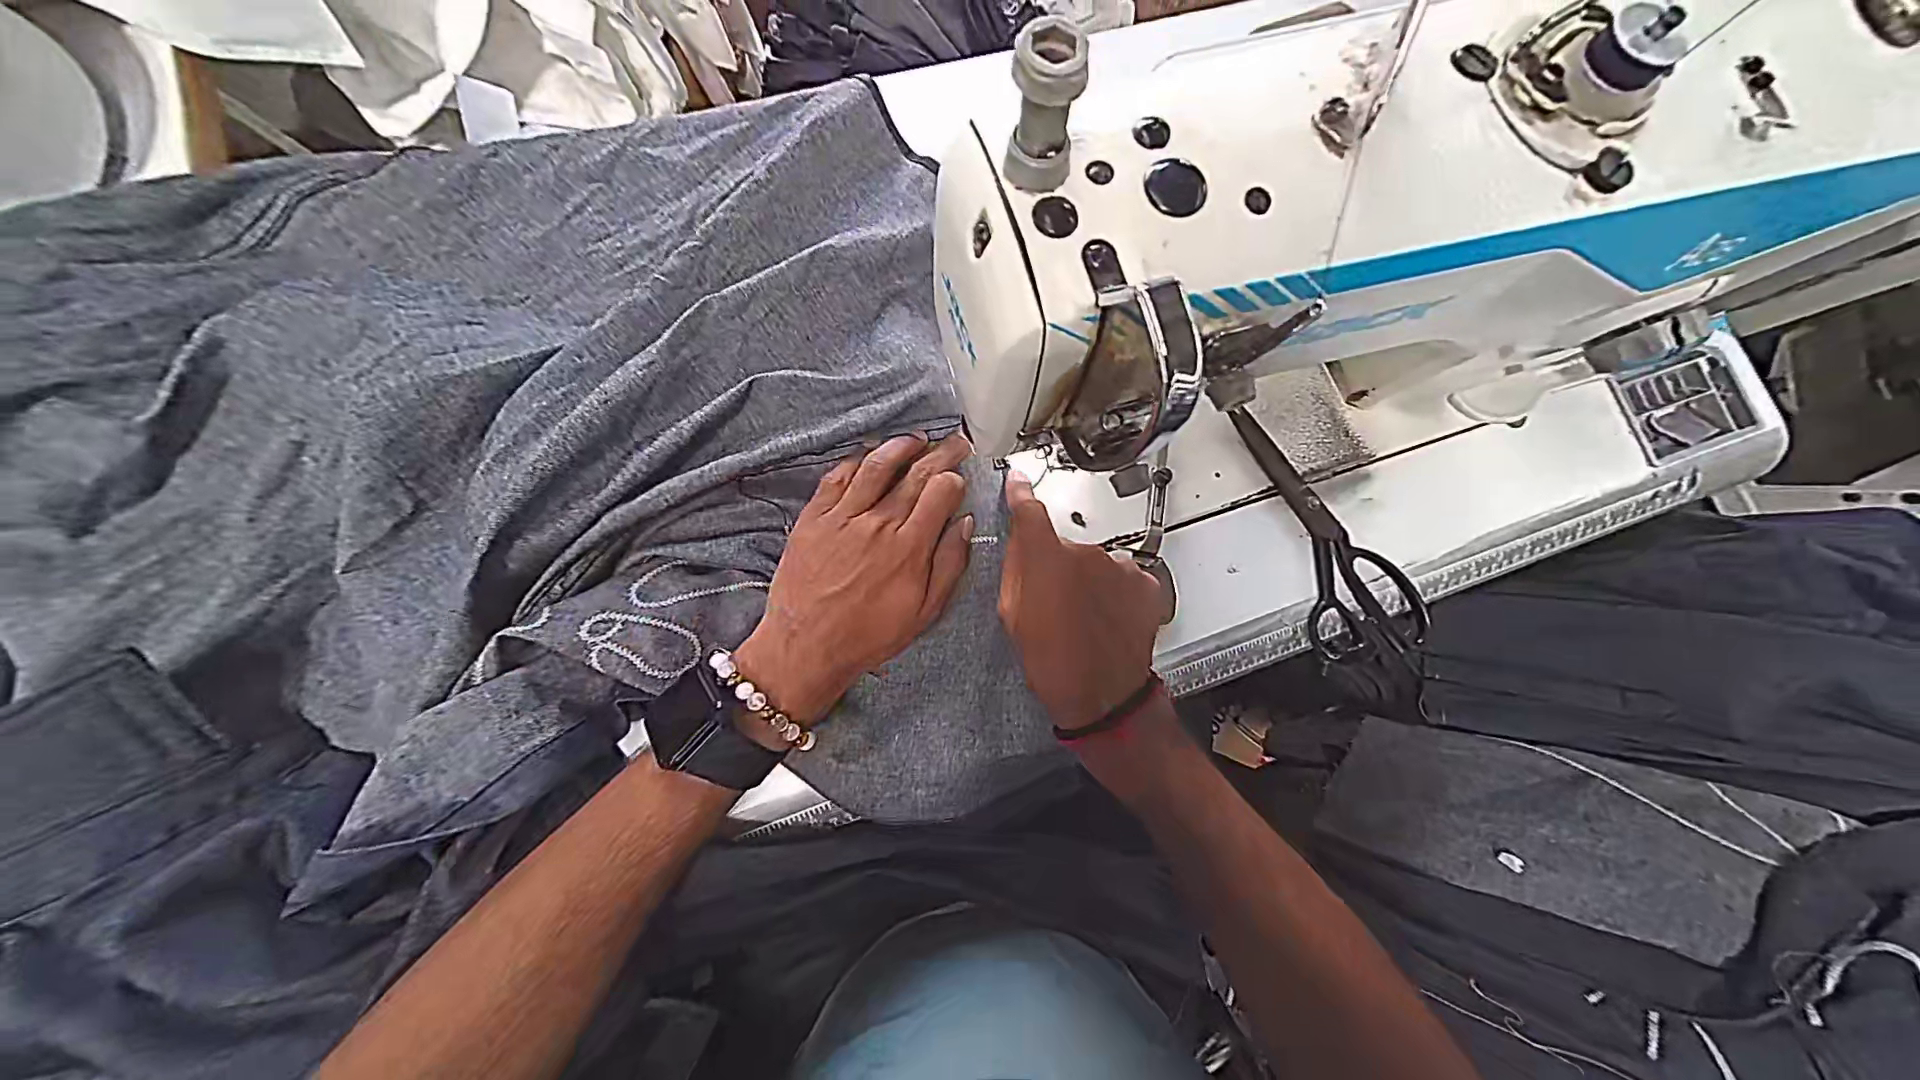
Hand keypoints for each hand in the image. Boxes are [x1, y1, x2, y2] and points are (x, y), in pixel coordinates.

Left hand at [733, 433, 973, 740]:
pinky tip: (868, 455)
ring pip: (876, 465)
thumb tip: (964, 525)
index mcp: (909, 547)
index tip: (961, 472)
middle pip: (916, 473)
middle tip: (952, 442)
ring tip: (915, 439)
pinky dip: (856, 460)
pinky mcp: (814, 518)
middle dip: (940, 452)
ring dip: (899, 447)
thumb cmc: (866, 635)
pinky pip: (837, 477)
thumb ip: (949, 564)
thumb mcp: (924, 612)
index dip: (955, 476)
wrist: (806, 646)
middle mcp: (878, 524)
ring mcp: (843, 518)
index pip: (940, 491)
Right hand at [997, 470, 1163, 730]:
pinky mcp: (1143, 581)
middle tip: (1057, 602)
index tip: (1018, 481)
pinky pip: (1123, 575)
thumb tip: (1021, 544)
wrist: (1102, 695)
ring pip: (1096, 561)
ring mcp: (1118, 566)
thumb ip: (1015, 569)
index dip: (1020, 492)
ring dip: (1090, 580)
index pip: (1028, 508)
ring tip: (1085, 617)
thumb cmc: (1054, 663)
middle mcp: (1083, 552)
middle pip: (1065, 544)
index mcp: (1045, 557)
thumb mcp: (1012, 616)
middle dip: (1059, 565)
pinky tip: (1107, 617)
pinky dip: (1115, 591)